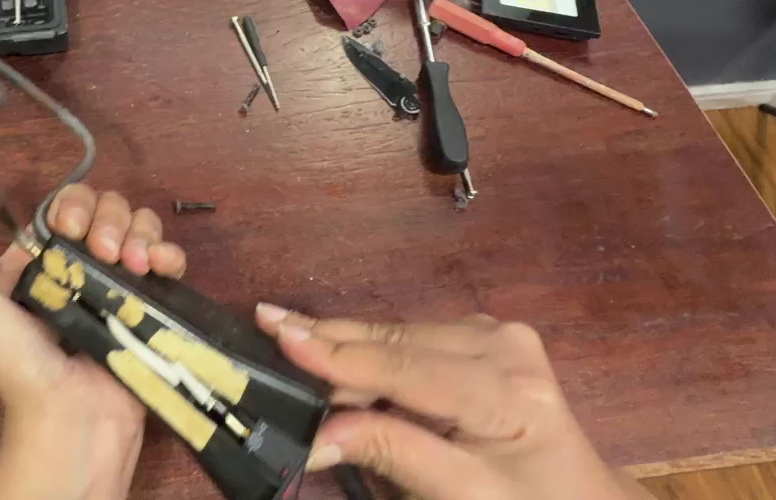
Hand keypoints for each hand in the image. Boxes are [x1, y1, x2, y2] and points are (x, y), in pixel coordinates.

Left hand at [0, 183, 187, 499]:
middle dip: (111, 220)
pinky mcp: (149, 300)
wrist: (71, 421)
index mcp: (40, 256)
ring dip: (141, 234)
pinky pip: (168, 256)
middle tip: (104, 255)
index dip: (74, 206)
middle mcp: (79, 262)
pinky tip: (159, 268)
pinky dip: (168, 252)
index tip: (70, 232)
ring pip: (139, 223)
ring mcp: (117, 280)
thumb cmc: (14, 363)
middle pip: (107, 206)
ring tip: (134, 267)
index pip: (67, 202)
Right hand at [254, 305, 649, 499]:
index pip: (403, 365)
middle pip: (396, 340)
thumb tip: (318, 432)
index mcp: (508, 384)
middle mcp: (499, 341)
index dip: (336, 353)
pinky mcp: (483, 339)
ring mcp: (493, 334)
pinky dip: (373, 352)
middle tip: (268, 320)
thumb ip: (394, 455)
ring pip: (399, 335)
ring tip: (290, 334)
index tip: (280, 333)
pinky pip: (414, 342)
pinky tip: (336, 348)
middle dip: (331, 340)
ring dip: (346, 346)